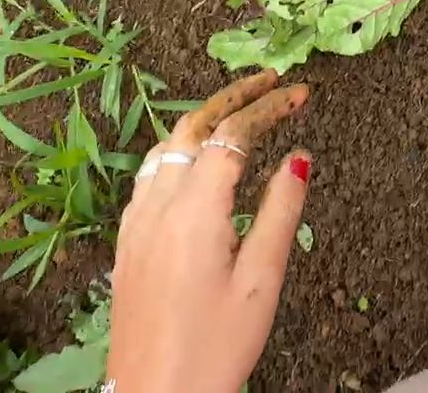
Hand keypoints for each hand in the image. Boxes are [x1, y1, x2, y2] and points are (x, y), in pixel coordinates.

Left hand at [109, 70, 310, 392]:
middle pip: (191, 128)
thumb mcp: (261, 280)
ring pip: (164, 148)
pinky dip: (178, 149)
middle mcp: (156, 209)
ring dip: (202, 120)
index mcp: (193, 214)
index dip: (268, 107)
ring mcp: (135, 226)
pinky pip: (149, 176)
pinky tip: (197, 162)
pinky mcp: (126, 245)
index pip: (231, 137)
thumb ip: (280, 211)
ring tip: (237, 112)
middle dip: (232, 97)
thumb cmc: (215, 347)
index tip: (301, 94)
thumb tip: (298, 158)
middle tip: (270, 81)